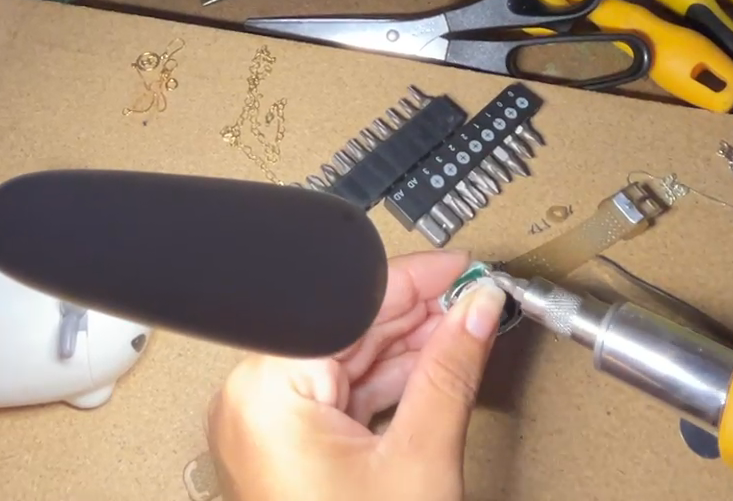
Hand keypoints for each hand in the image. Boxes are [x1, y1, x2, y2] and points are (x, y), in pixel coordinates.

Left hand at [207, 250, 505, 500]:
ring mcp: (269, 423)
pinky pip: (342, 392)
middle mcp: (255, 398)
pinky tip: (430, 363)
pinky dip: (387, 381)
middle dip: (415, 311)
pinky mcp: (288, 445)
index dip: (413, 280)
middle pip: (347, 327)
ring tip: (460, 325)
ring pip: (347, 358)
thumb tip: (477, 310)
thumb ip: (450, 371)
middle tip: (471, 296)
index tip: (459, 268)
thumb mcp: (420, 463)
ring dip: (406, 344)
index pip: (350, 304)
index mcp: (268, 389)